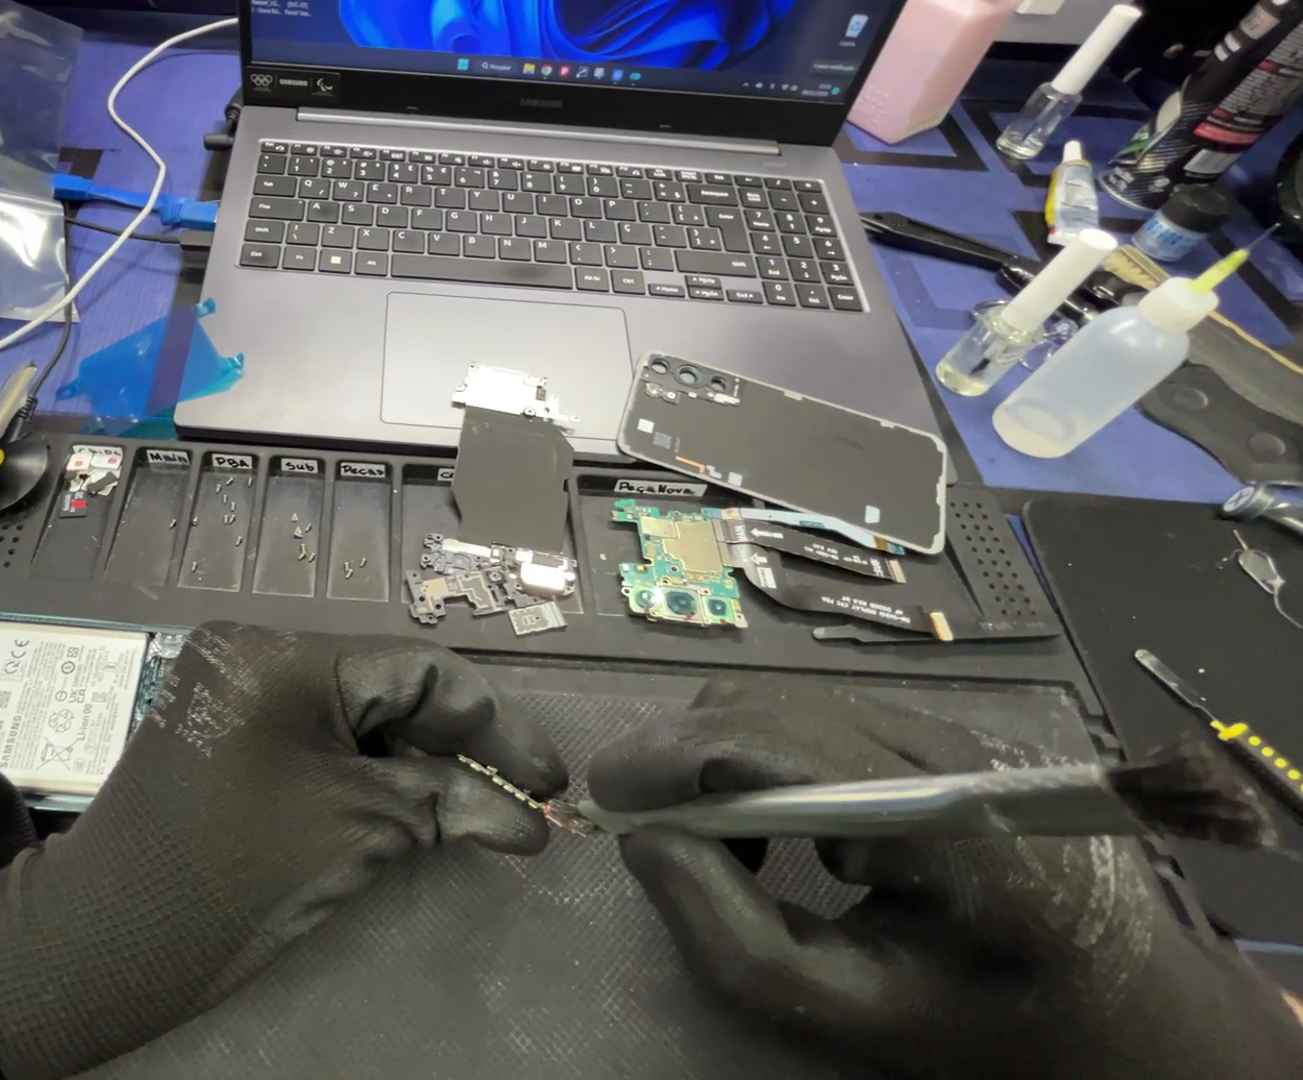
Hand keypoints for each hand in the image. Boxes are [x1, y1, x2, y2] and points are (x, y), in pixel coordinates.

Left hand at [0, 623, 565, 1079]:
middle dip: (457, 742)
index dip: (491, 722)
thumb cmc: (228, 879)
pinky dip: (370, 766)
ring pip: (357, 709)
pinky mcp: (233, 720)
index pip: (417, 669)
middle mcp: (259, 649)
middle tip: (522, 793)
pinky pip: (320, 731)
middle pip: (388, 684)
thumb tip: (527, 816)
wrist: (102, 936)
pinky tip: (417, 798)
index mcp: (284, 657)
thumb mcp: (356, 832)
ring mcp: (241, 683)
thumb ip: (447, 804)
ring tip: (479, 804)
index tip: (546, 774)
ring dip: (417, 758)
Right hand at [590, 677, 1302, 1079]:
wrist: (1131, 1013)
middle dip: (678, 758)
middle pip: (757, 706)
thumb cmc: (992, 1028)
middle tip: (657, 834)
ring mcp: (935, 726)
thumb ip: (728, 935)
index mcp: (952, 821)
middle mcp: (942, 745)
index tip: (603, 796)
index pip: (773, 742)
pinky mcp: (920, 726)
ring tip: (728, 845)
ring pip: (766, 701)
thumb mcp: (853, 1013)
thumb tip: (643, 837)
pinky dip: (747, 757)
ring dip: (711, 759)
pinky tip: (775, 825)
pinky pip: (794, 715)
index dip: (670, 755)